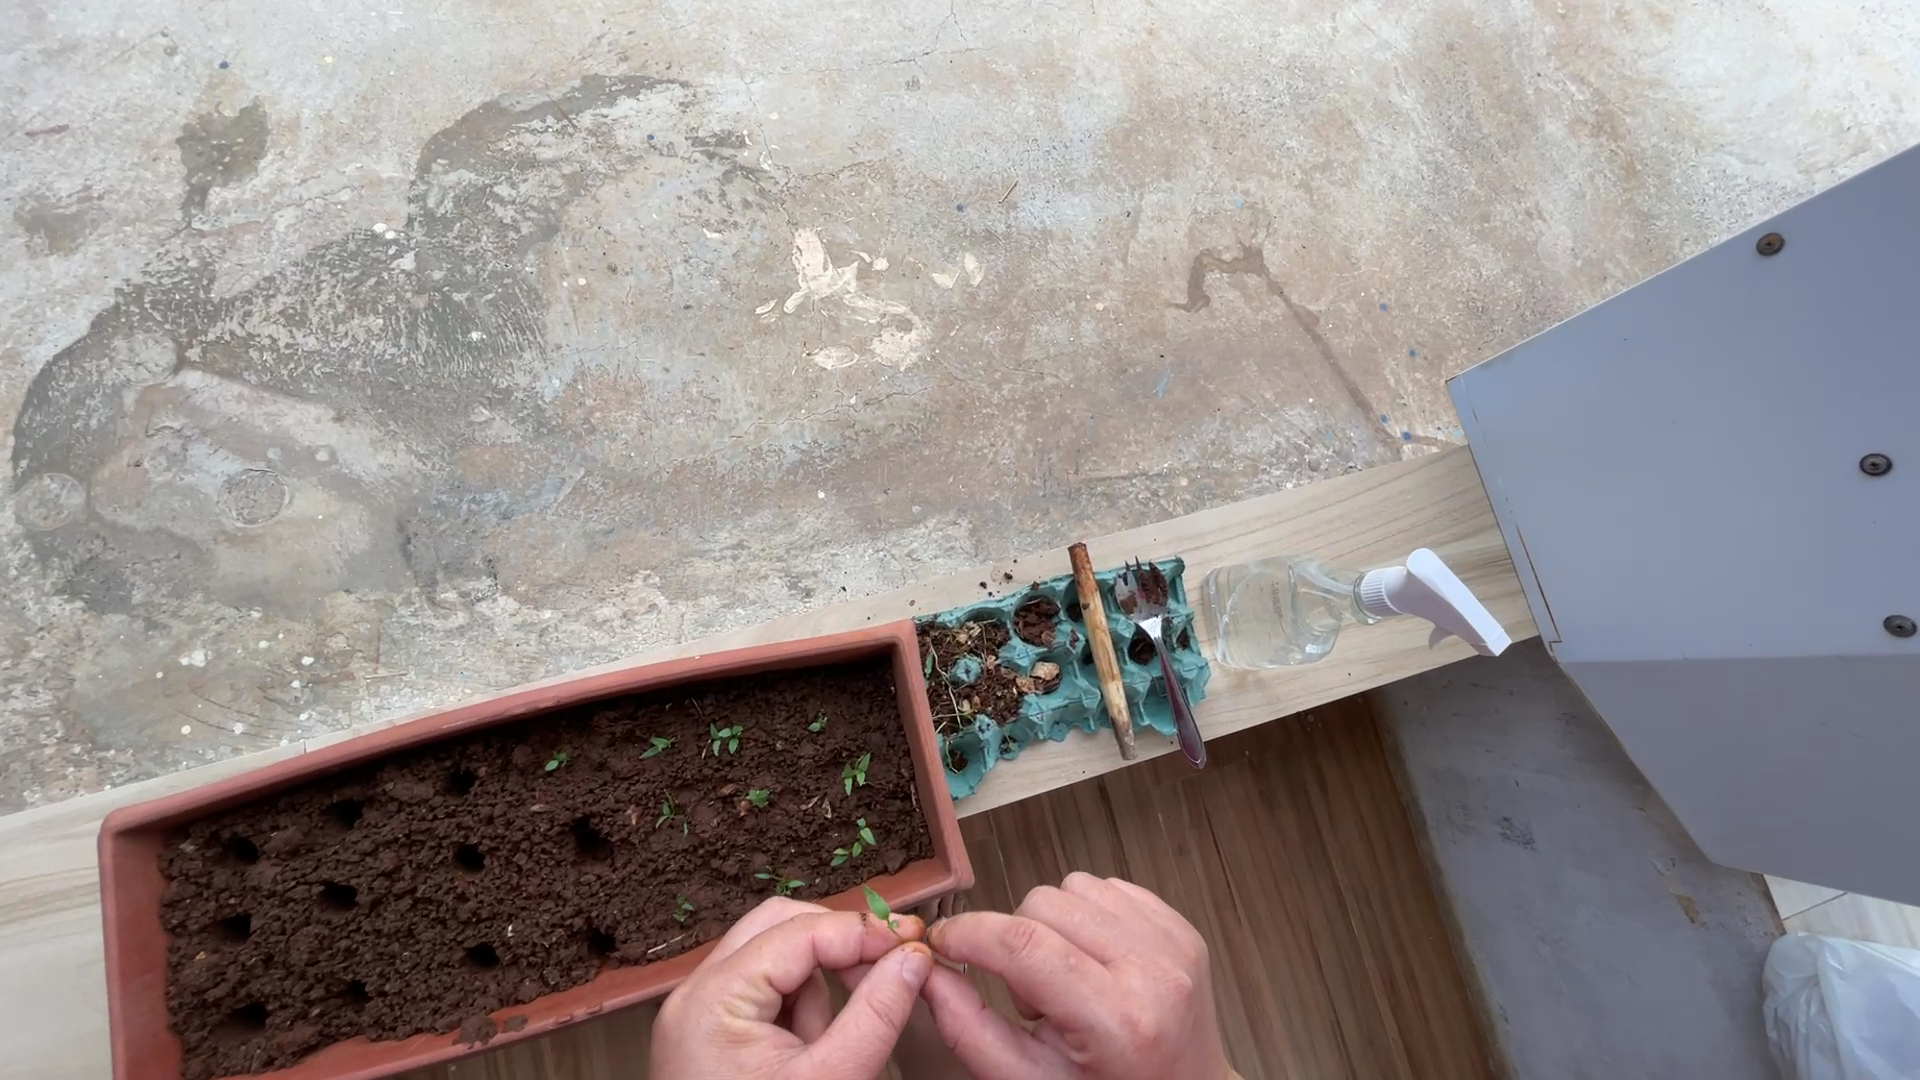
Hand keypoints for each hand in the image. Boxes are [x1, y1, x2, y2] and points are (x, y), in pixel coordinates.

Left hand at [650, 896, 934, 1079]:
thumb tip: (916, 955)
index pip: (800, 932)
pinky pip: (766, 984)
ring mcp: (698, 1008)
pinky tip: (808, 1048)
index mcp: (714, 999)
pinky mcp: (709, 1026)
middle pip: (779, 923)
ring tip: (831, 1040)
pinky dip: (800, 1001)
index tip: (914, 938)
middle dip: (837, 942)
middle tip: (885, 963)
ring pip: (775, 950)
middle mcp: (696, 990)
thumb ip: (876, 1013)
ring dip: (819, 977)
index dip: (862, 929)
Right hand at [920, 873, 1231, 1079]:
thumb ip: (970, 1028)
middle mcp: (1152, 970)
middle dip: (1016, 938)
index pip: (1023, 945)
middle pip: (1043, 903)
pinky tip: (1093, 959)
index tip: (943, 938)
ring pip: (1073, 885)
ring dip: (1052, 923)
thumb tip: (929, 971)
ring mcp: (1172, 941)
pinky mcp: (1180, 924)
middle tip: (1031, 995)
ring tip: (1066, 977)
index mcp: (1117, 1020)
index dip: (970, 932)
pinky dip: (1086, 914)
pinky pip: (1107, 886)